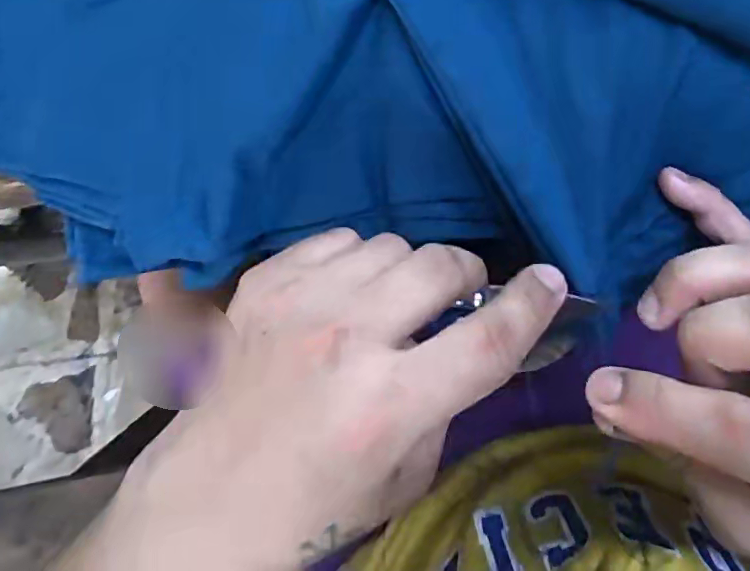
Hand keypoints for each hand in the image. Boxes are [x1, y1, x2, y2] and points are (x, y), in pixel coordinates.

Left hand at [74, 230, 567, 569]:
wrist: (197, 511)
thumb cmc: (310, 513)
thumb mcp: (404, 478)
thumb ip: (446, 401)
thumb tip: (472, 340)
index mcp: (387, 406)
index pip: (487, 339)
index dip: (531, 303)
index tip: (552, 279)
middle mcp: (346, 341)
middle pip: (440, 266)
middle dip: (467, 276)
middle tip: (461, 296)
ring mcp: (299, 304)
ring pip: (392, 244)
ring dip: (409, 271)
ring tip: (393, 301)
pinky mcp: (264, 285)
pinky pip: (340, 238)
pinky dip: (356, 260)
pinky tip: (344, 293)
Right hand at [586, 169, 749, 568]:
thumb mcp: (747, 528)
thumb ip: (687, 460)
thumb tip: (608, 399)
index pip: (746, 426)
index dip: (663, 404)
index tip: (600, 390)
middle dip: (700, 336)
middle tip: (664, 356)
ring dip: (697, 276)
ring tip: (659, 305)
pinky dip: (712, 209)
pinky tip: (672, 182)